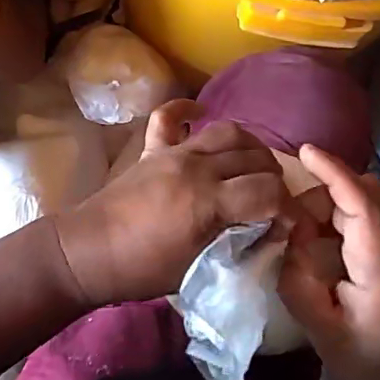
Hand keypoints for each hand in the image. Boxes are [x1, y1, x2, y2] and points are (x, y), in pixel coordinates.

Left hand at [52, 99, 293, 306]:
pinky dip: (187, 109)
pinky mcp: (151, 150)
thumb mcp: (200, 268)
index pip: (270, 191)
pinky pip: (169, 116)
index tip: (290, 225)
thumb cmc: (143, 270)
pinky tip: (201, 112)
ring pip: (225, 132)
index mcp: (208, 201)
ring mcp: (172, 153)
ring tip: (254, 167)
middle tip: (274, 201)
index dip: (289, 209)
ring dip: (249, 146)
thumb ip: (239, 245)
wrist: (89, 252)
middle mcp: (194, 167)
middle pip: (254, 158)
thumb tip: (269, 231)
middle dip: (274, 179)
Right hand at [278, 145, 379, 379]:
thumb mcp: (323, 330)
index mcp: (379, 267)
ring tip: (291, 232)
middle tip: (285, 216)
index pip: (362, 205)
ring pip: (359, 205)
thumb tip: (284, 238)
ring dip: (322, 206)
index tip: (304, 152)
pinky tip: (304, 238)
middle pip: (363, 195)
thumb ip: (298, 281)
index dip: (334, 173)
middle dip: (321, 190)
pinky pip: (354, 221)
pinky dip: (327, 217)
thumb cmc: (372, 363)